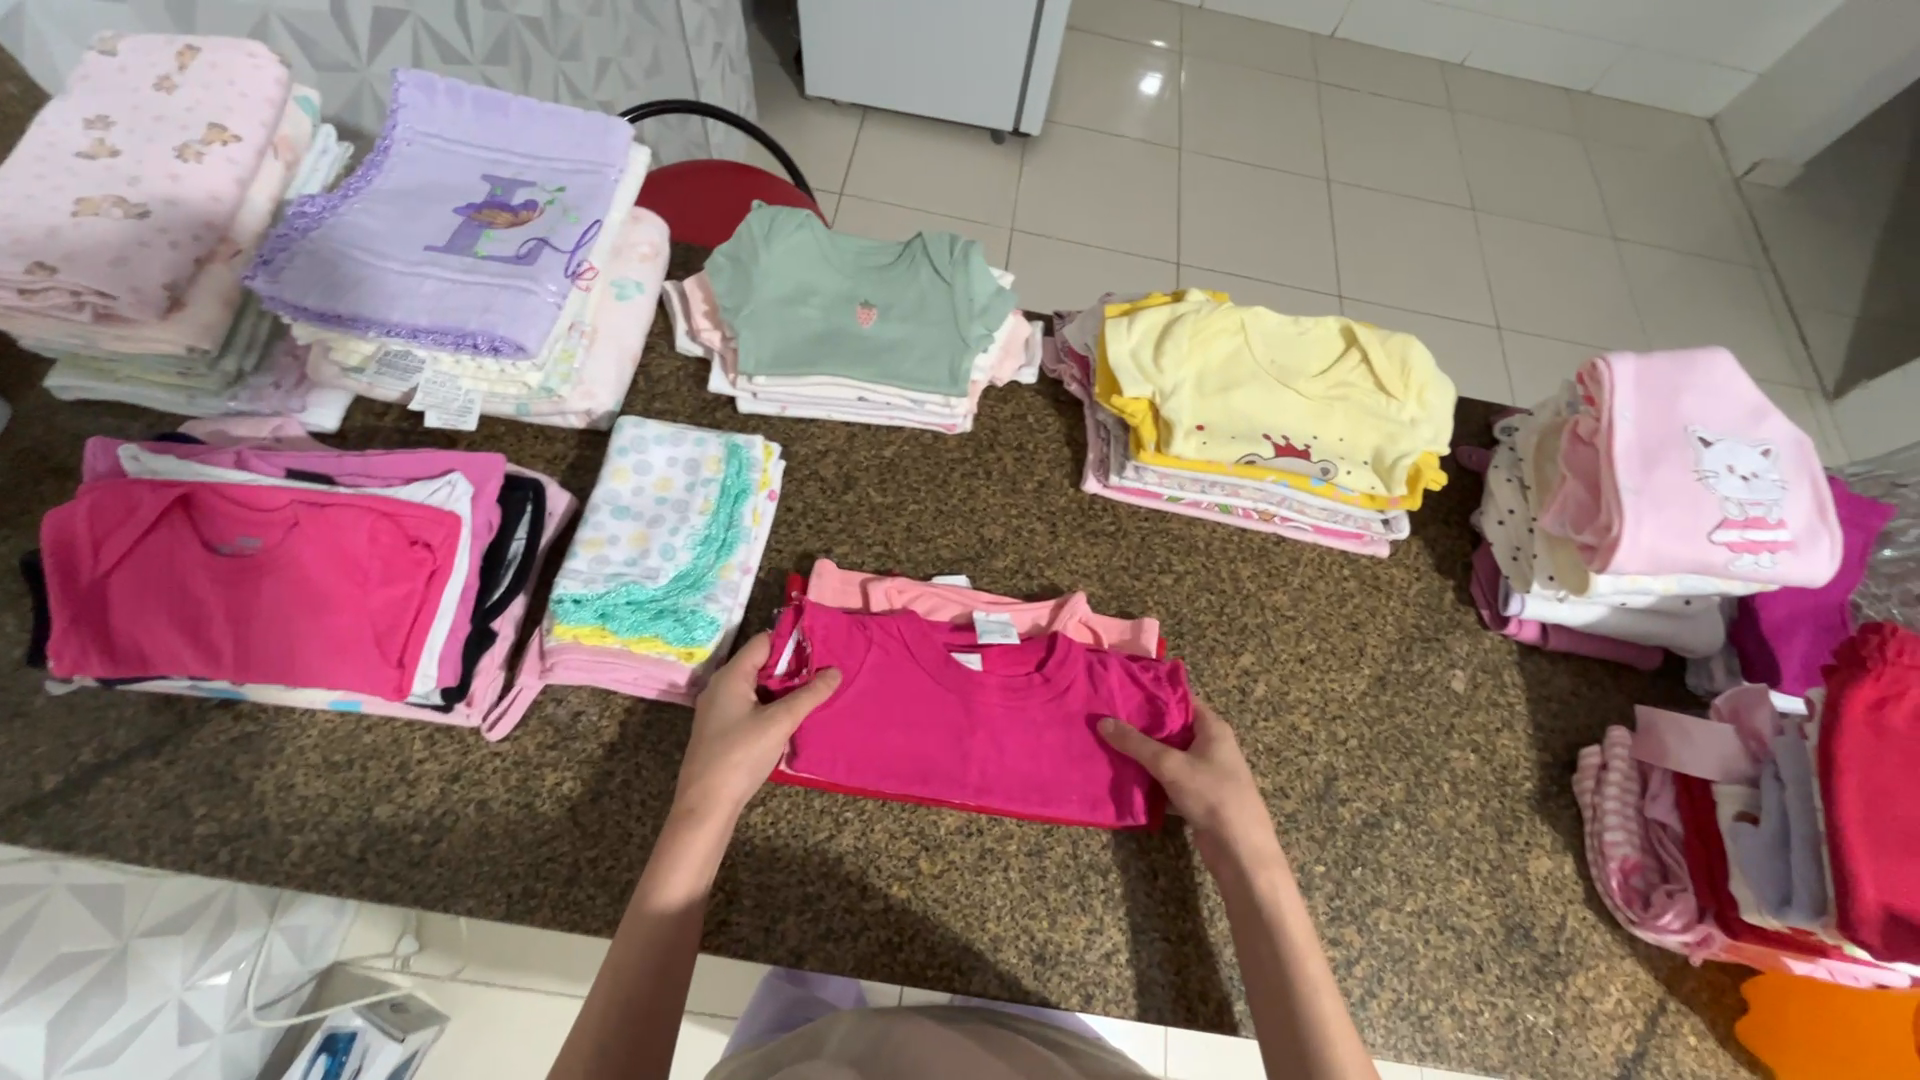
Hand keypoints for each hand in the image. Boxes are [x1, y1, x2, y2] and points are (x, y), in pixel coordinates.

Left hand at [674, 632, 840, 825]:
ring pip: (757, 686)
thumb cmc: (741, 755)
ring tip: (812, 694)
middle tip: (822, 674)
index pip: (763, 642)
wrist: (706, 803)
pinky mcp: (722, 728)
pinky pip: (750, 704)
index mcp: (731, 675)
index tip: (820, 651)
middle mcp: (721, 685)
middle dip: (791, 667)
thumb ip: (810, 694)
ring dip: (783, 688)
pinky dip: (771, 705)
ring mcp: (719, 708)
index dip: (791, 643)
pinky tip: (790, 718)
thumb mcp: (780, 722)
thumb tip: (835, 671)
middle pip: (760, 663)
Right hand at [1099, 701, 1276, 864]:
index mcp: (1212, 728)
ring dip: (1144, 753)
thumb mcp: (1170, 765)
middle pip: (1172, 727)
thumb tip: (1103, 722)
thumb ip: (1135, 743)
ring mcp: (1205, 771)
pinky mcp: (1198, 795)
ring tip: (1110, 743)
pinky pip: (1169, 779)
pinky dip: (1150, 778)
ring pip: (1168, 755)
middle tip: (1109, 717)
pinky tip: (1125, 776)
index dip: (1153, 694)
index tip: (1122, 691)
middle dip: (1142, 725)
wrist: (1239, 849)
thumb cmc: (1211, 795)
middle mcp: (1211, 745)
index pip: (1180, 699)